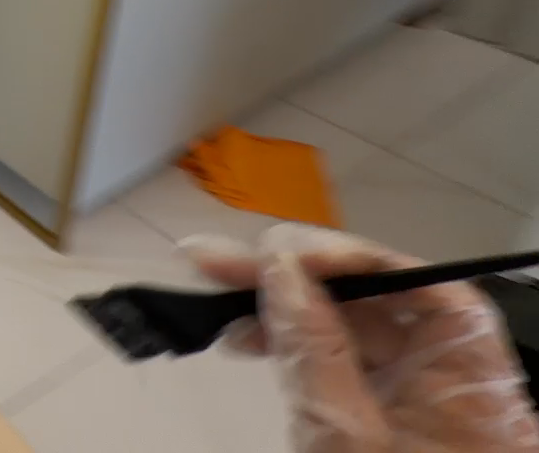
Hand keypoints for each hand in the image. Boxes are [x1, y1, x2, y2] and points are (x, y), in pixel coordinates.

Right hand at [183, 224, 538, 452]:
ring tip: (209, 291)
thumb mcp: (341, 432)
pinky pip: (330, 352)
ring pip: (343, 321)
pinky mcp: (377, 409)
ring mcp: (412, 398)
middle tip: (210, 259)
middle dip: (289, 273)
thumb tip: (280, 268)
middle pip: (377, 300)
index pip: (436, 295)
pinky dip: (281, 335)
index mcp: (476, 395)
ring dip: (272, 299)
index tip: (283, 254)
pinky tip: (241, 336)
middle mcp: (452, 387)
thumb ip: (313, 345)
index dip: (360, 259)